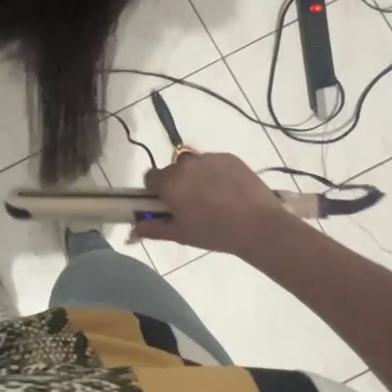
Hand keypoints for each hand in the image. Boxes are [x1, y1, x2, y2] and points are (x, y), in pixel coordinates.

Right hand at [133, 152, 299, 255]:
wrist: (259, 226)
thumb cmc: (214, 232)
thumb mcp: (180, 234)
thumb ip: (152, 229)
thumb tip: (132, 230)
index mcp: (169, 181)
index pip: (150, 178)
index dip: (155, 192)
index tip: (167, 205)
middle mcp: (186, 163)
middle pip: (172, 171)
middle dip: (176, 184)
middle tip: (191, 206)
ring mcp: (209, 157)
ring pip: (193, 166)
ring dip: (196, 178)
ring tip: (213, 200)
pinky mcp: (230, 157)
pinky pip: (214, 163)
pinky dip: (215, 174)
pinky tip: (228, 192)